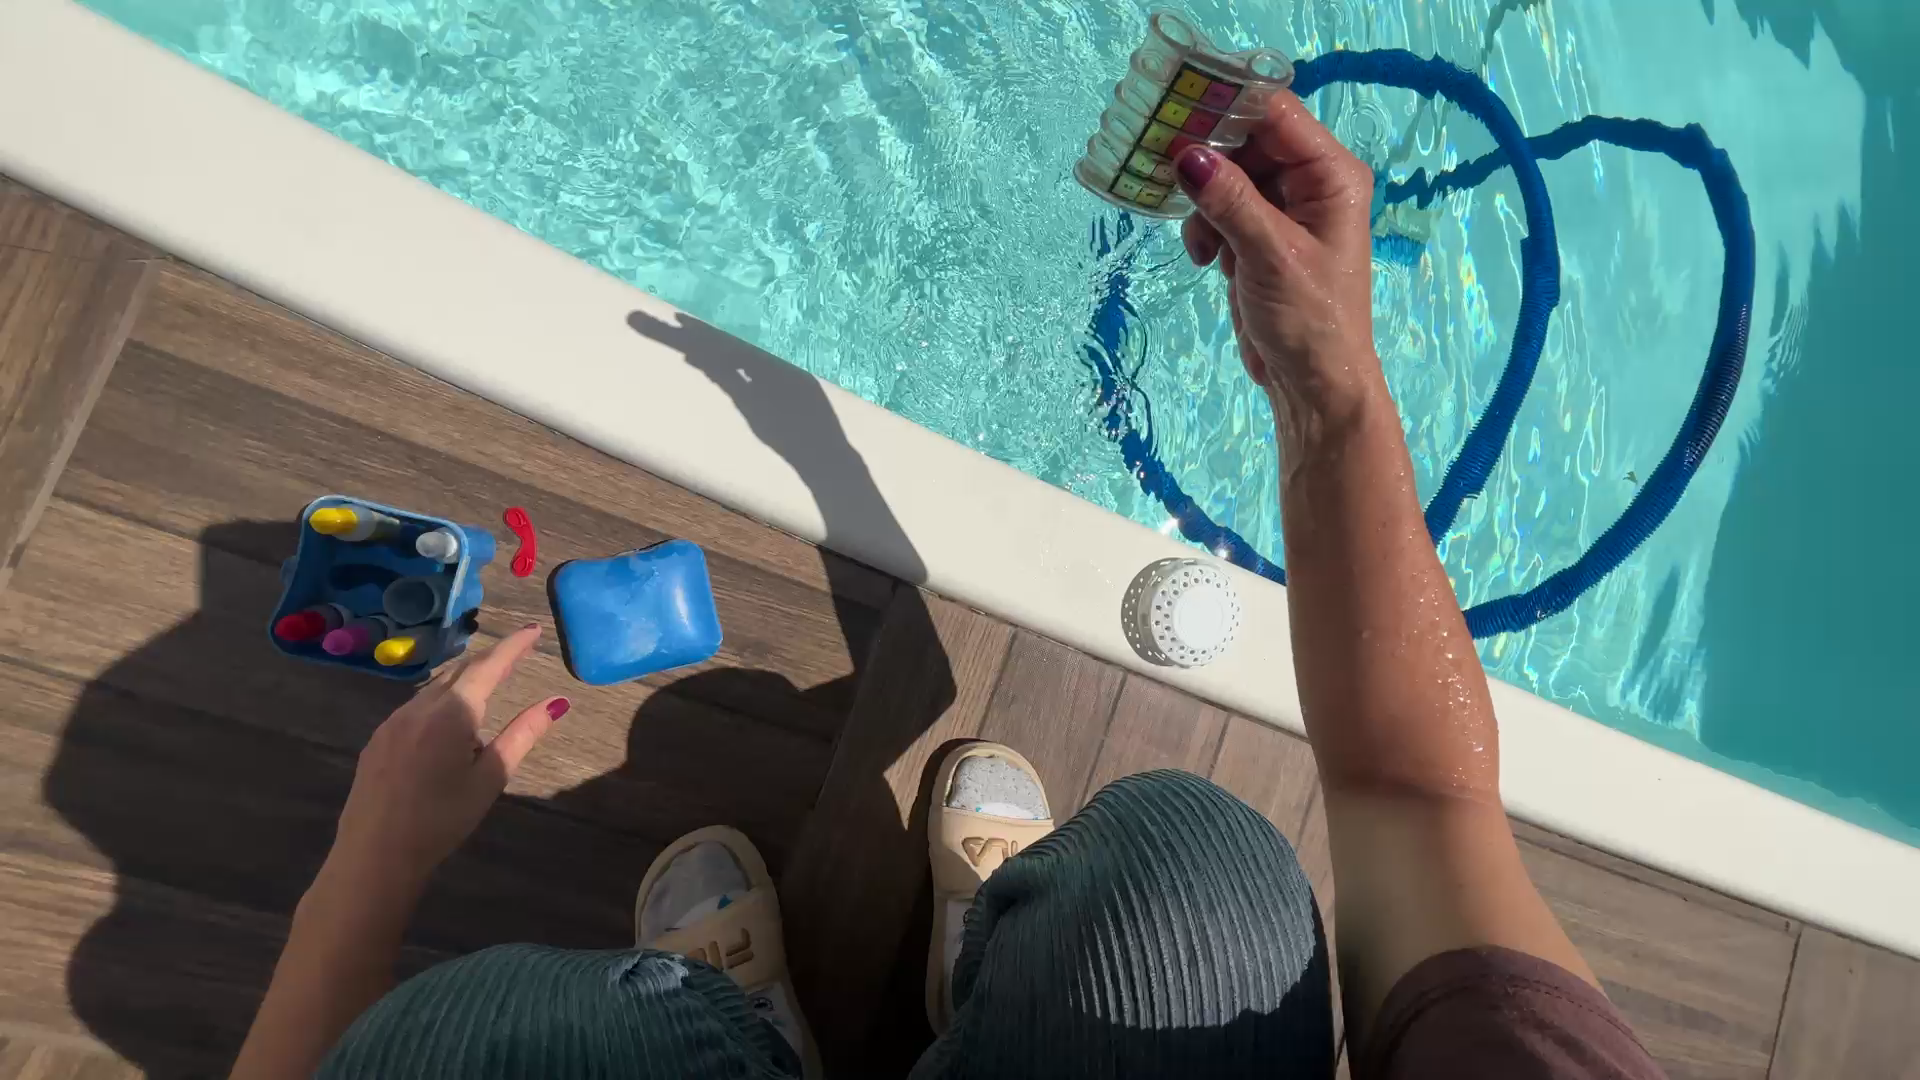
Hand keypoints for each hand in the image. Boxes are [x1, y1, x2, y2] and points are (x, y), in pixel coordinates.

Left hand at [328, 624, 568, 892]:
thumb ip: (524, 733)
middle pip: (460, 670)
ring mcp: (392, 723)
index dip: (513, 645)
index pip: (489, 667)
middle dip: (491, 657)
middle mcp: (418, 709)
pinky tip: (452, 713)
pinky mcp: (378, 740)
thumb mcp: (492, 776)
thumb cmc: (442, 819)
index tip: (534, 629)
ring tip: (490, 676)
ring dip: (466, 676)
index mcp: (451, 714)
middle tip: (519, 648)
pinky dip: (443, 695)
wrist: (372, 859)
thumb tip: (558, 702)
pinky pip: (417, 704)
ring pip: (436, 686)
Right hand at [1177, 91, 1381, 450]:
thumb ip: (1230, 202)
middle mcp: (1309, 186)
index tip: (1180, 123)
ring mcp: (1282, 215)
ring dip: (1204, 209)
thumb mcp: (1268, 254)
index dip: (1229, 112)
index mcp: (1329, 175)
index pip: (1277, 117)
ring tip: (1203, 247)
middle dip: (1210, 168)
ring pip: (1228, 183)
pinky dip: (1206, 232)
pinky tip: (1205, 259)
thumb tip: (1188, 157)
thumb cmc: (1309, 317)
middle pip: (1247, 147)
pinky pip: (1222, 216)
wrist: (1310, 380)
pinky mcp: (1258, 243)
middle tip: (1173, 186)